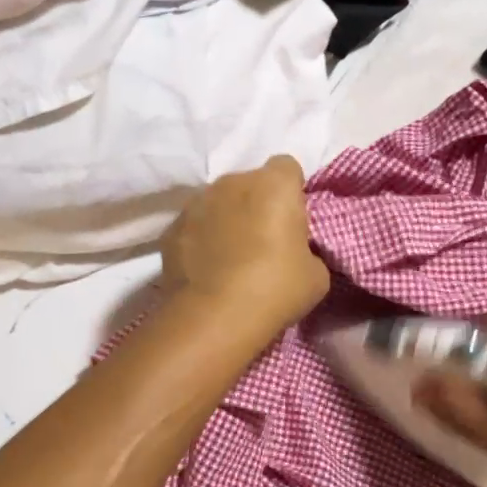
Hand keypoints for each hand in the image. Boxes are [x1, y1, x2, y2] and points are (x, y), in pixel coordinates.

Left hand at [160, 156, 329, 337]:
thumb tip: (294, 252)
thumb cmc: (275, 290)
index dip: (291, 192)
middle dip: (257, 204)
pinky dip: (200, 240)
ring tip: (230, 258)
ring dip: (226, 220)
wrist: (213, 318)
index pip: (287, 168)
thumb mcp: (315, 274)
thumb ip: (307, 249)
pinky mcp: (170, 229)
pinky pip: (193, 226)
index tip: (293, 221)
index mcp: (273, 185)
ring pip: (217, 202)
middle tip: (264, 243)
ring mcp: (195, 203)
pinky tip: (205, 270)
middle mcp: (231, 182)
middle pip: (249, 183)